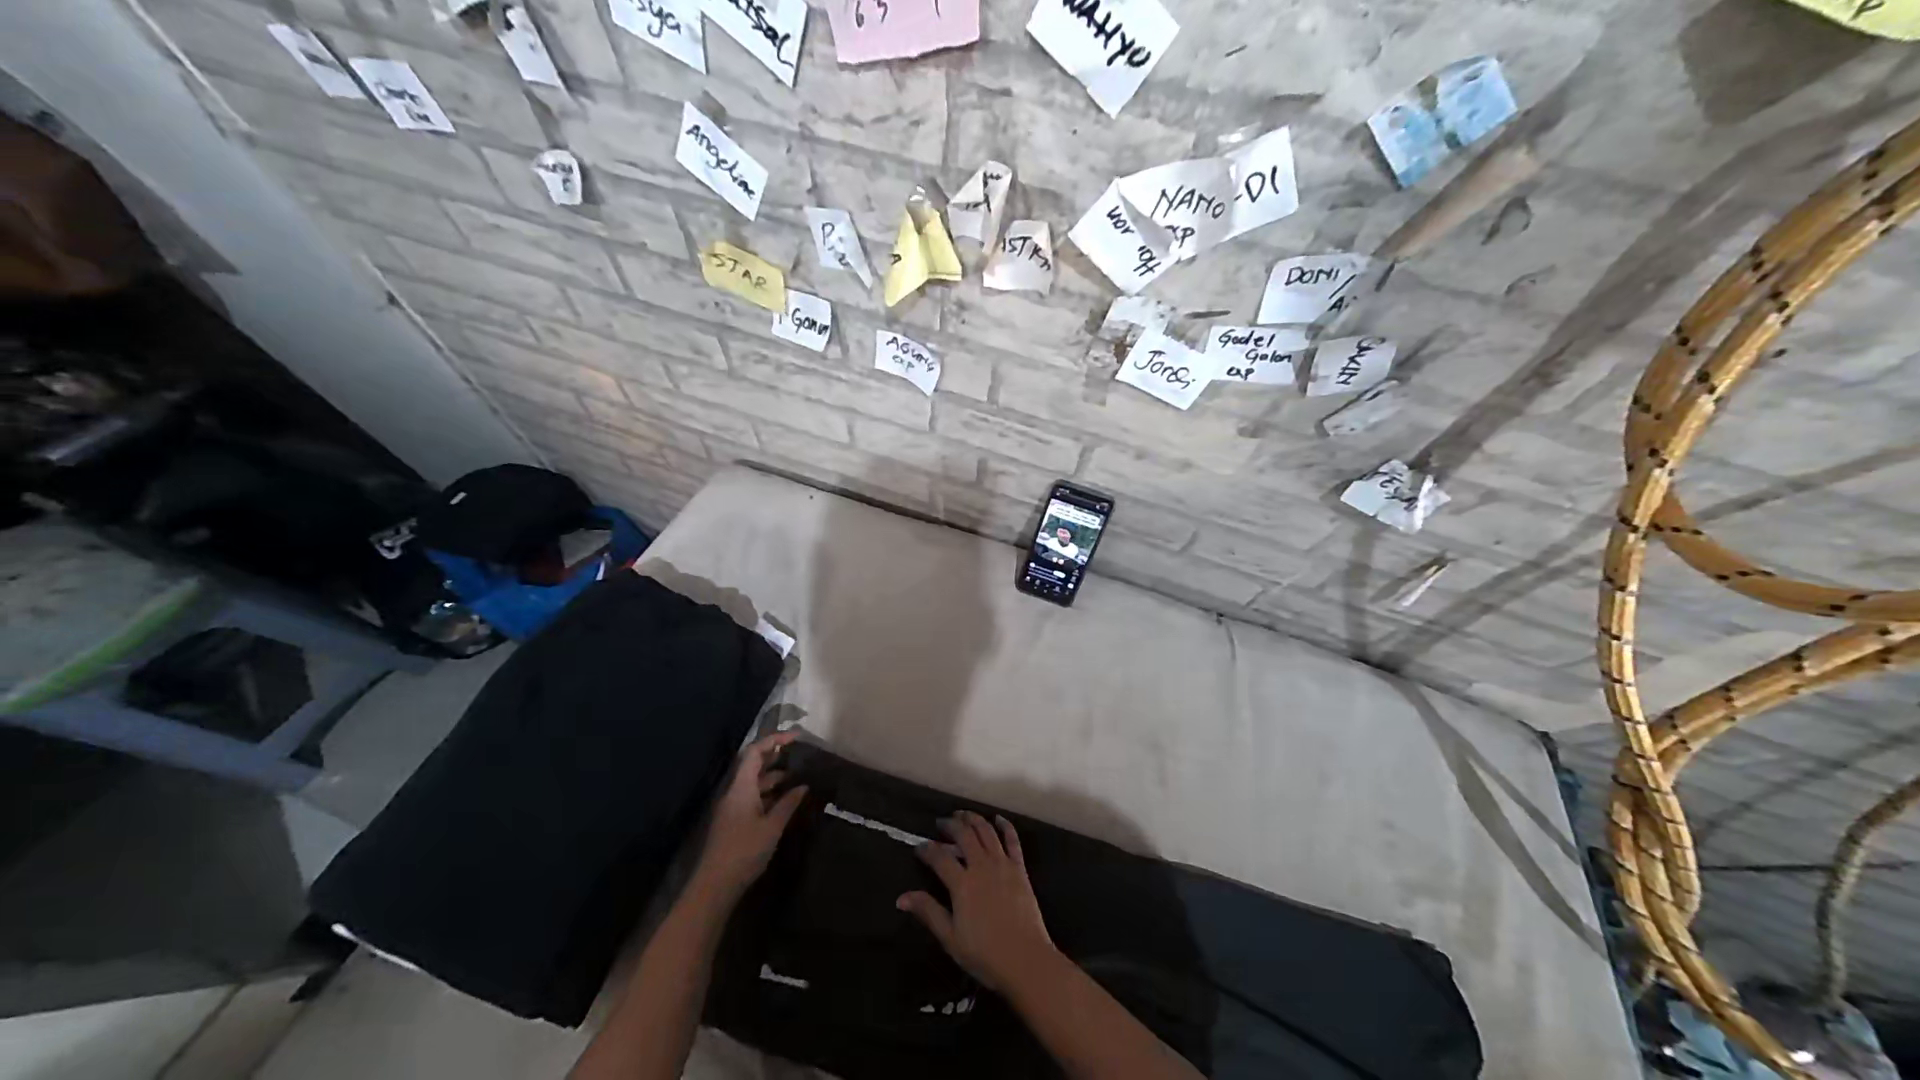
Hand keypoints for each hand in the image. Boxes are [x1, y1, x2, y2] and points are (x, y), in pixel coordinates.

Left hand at [690, 731, 807, 900]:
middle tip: (800, 755)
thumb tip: (803, 786)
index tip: (796, 737)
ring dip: (774, 777)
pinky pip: (752, 797)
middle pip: (753, 765)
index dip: (774, 740)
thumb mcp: (772, 827)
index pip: (755, 752)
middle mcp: (734, 792)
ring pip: (753, 783)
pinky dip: (769, 794)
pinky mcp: (734, 821)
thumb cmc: (745, 851)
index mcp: (741, 787)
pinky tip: (785, 801)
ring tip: (798, 778)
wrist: (715, 885)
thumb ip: (788, 804)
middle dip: (775, 756)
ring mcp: (732, 807)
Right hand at [896, 811, 1056, 993]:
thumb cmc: (984, 954)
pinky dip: (1005, 826)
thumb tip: (901, 897)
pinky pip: (1012, 840)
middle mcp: (981, 867)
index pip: (939, 857)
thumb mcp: (950, 938)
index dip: (927, 849)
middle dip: (950, 825)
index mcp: (962, 884)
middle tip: (941, 823)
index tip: (919, 847)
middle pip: (964, 835)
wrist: (1025, 960)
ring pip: (986, 831)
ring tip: (963, 814)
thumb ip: (928, 912)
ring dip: (973, 819)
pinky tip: (998, 818)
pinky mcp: (1020, 869)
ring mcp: (1003, 865)